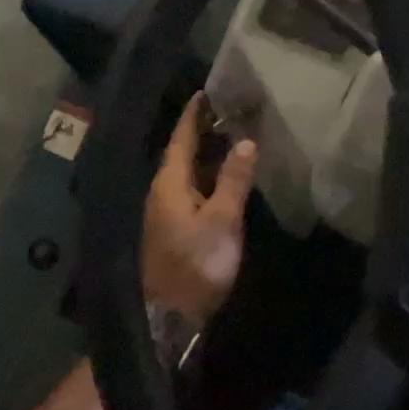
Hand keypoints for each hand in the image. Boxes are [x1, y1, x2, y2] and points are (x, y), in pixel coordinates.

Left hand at [142, 92, 257, 322]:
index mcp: (169, 182)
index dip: (193, 115)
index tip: (205, 92)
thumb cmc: (197, 263)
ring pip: (188, 172)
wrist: (172, 317)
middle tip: (228, 110)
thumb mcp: (222, 220)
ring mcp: (167, 211)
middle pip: (182, 153)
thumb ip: (234, 180)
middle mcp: (163, 191)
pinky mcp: (175, 229)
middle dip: (203, 132)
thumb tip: (245, 141)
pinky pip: (192, 189)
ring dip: (207, 155)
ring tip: (233, 136)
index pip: (181, 138)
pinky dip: (208, 176)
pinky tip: (226, 178)